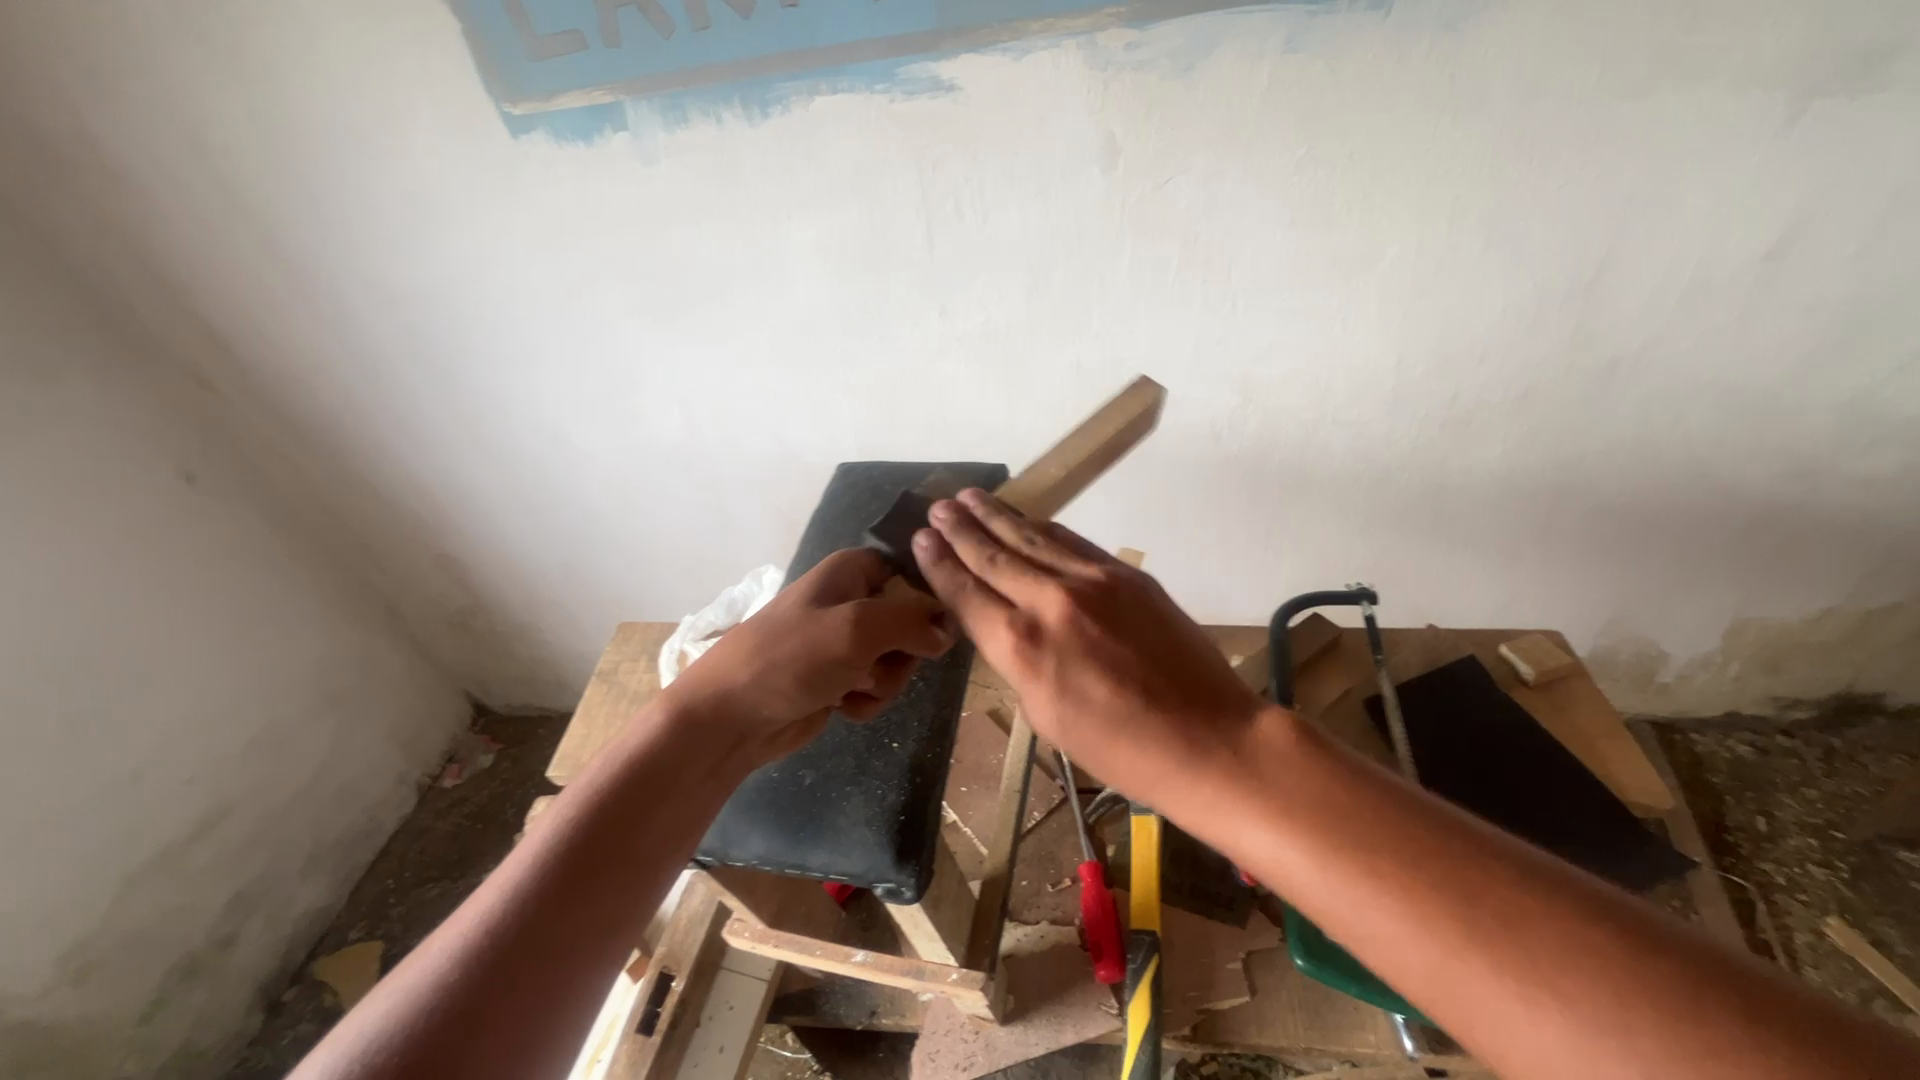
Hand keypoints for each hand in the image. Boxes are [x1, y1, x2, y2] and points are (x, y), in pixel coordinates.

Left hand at [664, 548, 954, 765]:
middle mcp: (851, 600)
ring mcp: (844, 643)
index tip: (932, 630)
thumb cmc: (790, 658)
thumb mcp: (857, 629)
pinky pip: (877, 687)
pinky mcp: (839, 679)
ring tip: (852, 688)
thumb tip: (946, 631)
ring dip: (883, 682)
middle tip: (876, 664)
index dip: (926, 601)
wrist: (730, 717)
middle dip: (902, 653)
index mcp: (851, 571)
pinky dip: (866, 700)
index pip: (912, 572)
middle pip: (911, 622)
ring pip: (898, 660)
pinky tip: (842, 706)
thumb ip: (911, 622)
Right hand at [910, 489, 1264, 802]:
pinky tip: (1027, 519)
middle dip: (961, 530)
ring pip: (1031, 538)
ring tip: (969, 498)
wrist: (1206, 737)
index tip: (920, 538)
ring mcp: (1091, 581)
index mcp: (1021, 647)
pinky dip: (1042, 528)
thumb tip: (1006, 629)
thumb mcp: (1045, 716)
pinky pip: (1071, 542)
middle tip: (937, 507)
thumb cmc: (1119, 749)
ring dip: (996, 517)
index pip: (967, 594)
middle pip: (993, 555)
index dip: (940, 564)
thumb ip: (1017, 662)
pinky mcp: (1126, 574)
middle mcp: (1048, 602)